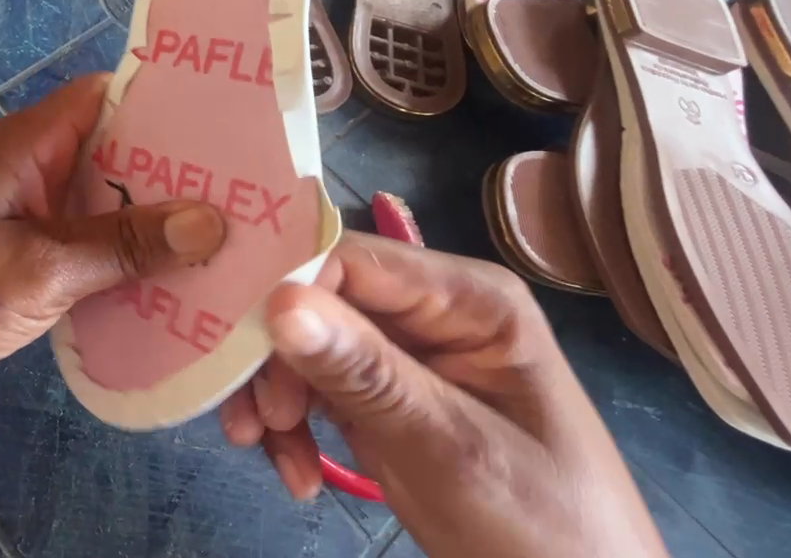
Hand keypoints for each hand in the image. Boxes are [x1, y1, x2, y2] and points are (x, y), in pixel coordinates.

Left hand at [0, 73, 228, 395]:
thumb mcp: (41, 266)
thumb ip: (122, 244)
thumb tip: (211, 220)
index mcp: (28, 143)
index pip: (105, 96)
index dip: (165, 100)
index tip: (235, 120)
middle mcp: (33, 165)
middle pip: (115, 150)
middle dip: (176, 168)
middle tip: (254, 190)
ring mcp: (30, 209)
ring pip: (106, 199)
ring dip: (155, 217)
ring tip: (236, 235)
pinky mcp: (30, 249)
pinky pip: (90, 238)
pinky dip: (127, 253)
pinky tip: (179, 278)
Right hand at [218, 233, 667, 557]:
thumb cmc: (543, 532)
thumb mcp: (452, 452)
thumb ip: (365, 373)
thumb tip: (277, 302)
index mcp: (465, 297)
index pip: (345, 259)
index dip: (284, 293)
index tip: (247, 355)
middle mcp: (425, 307)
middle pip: (310, 298)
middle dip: (274, 359)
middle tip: (255, 422)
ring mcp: (398, 348)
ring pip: (296, 339)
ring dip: (271, 395)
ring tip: (265, 448)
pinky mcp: (374, 387)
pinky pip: (305, 380)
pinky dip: (286, 422)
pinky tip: (294, 468)